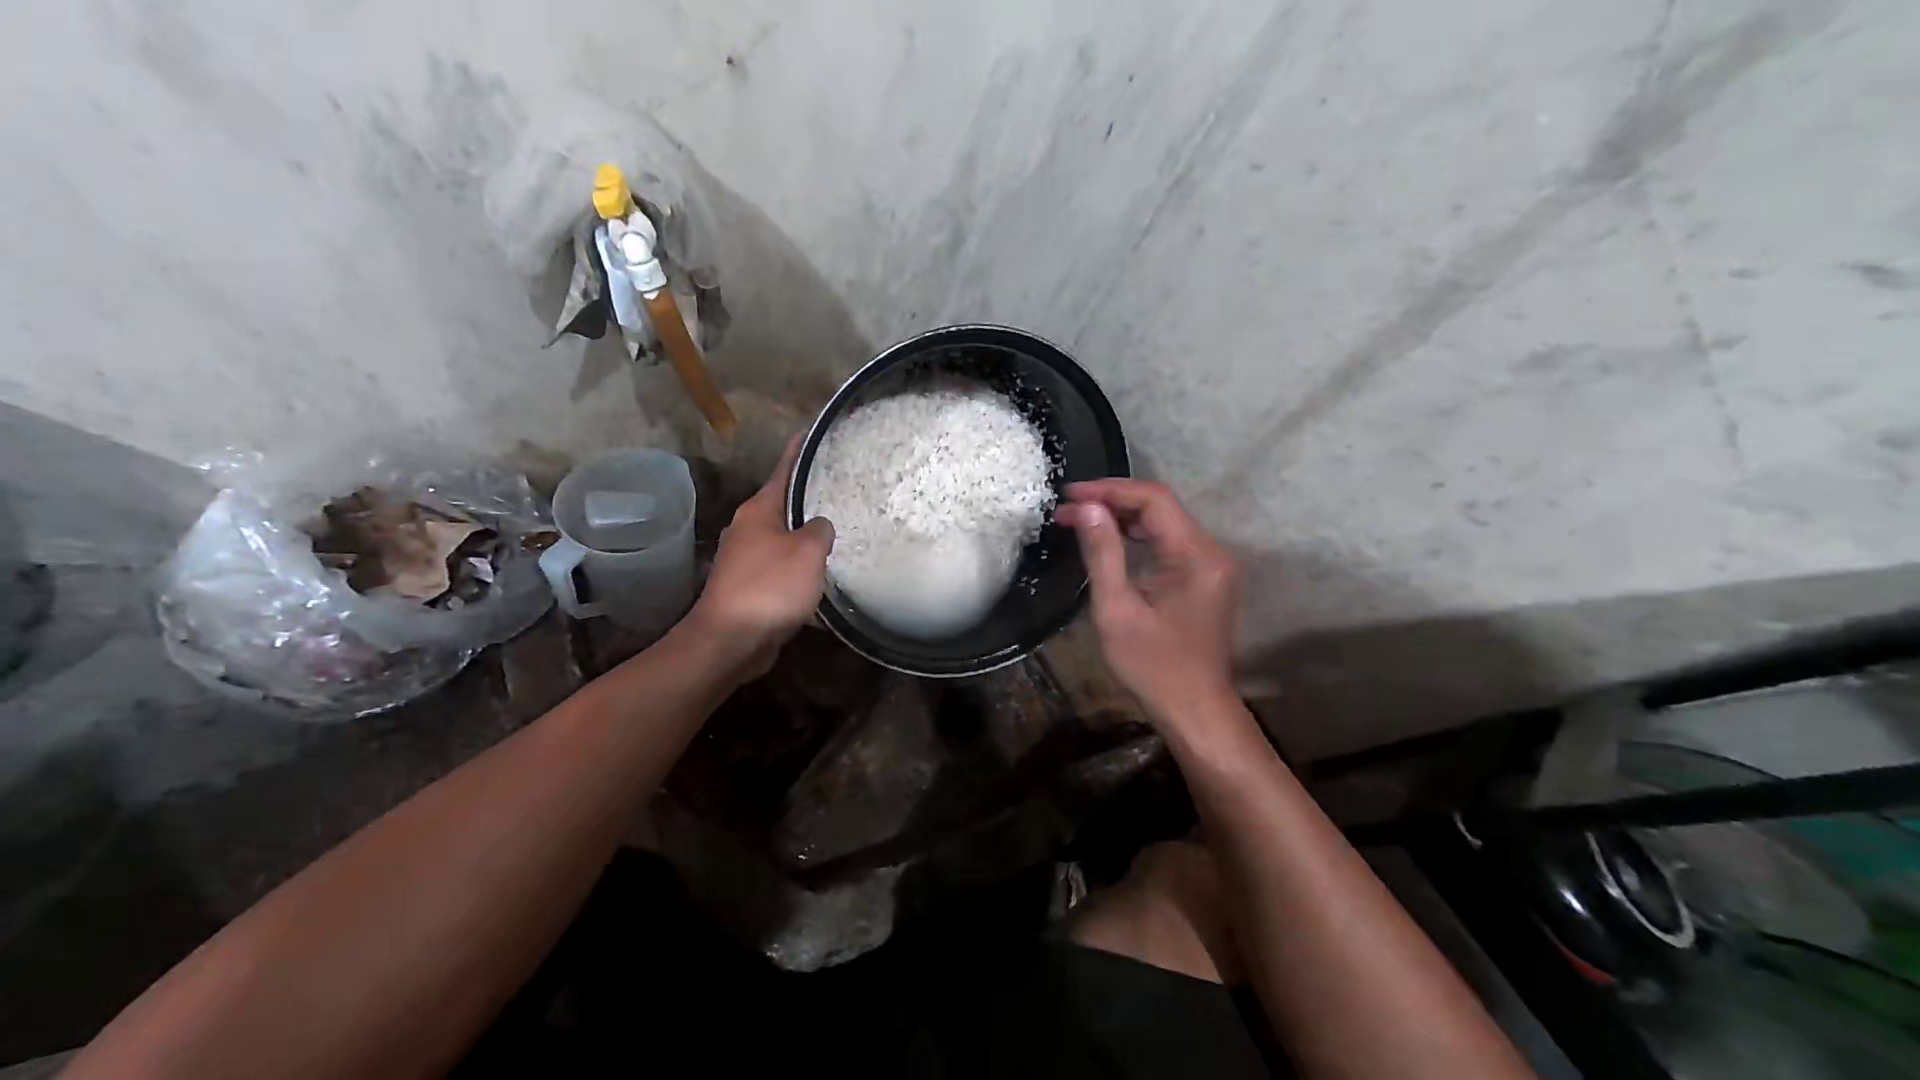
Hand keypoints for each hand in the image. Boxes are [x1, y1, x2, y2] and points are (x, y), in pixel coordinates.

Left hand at [685, 435, 833, 675]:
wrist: (731, 641)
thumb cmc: (770, 586)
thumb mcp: (808, 551)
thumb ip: (820, 530)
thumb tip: (820, 526)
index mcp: (758, 511)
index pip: (783, 471)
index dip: (799, 452)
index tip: (812, 433)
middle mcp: (748, 530)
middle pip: (785, 508)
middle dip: (810, 502)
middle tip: (843, 493)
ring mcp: (747, 561)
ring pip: (786, 543)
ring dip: (809, 544)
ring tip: (841, 539)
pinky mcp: (750, 590)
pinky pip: (784, 575)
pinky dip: (803, 578)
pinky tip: (825, 588)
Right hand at [1054, 479, 1237, 723]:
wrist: (1194, 709)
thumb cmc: (1153, 666)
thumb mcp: (1116, 610)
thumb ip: (1102, 554)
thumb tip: (1085, 508)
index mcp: (1195, 556)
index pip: (1153, 499)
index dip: (1110, 489)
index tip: (1070, 494)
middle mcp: (1210, 551)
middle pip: (1160, 507)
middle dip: (1111, 502)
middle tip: (1066, 509)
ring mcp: (1210, 565)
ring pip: (1163, 523)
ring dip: (1121, 518)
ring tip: (1077, 520)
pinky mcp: (1204, 578)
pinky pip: (1168, 543)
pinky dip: (1137, 537)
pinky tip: (1107, 540)